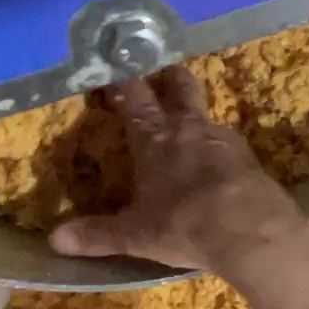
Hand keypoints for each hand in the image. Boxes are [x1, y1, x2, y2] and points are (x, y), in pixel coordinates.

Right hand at [48, 67, 307, 271]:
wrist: (250, 231)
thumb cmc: (184, 224)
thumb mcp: (137, 234)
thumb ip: (99, 235)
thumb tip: (57, 241)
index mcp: (154, 136)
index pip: (132, 95)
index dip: (120, 80)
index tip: (112, 67)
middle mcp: (190, 128)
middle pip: (180, 86)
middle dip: (169, 78)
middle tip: (162, 76)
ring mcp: (225, 141)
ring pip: (209, 118)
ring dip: (198, 122)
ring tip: (191, 139)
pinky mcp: (251, 161)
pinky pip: (232, 150)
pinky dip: (222, 156)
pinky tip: (220, 174)